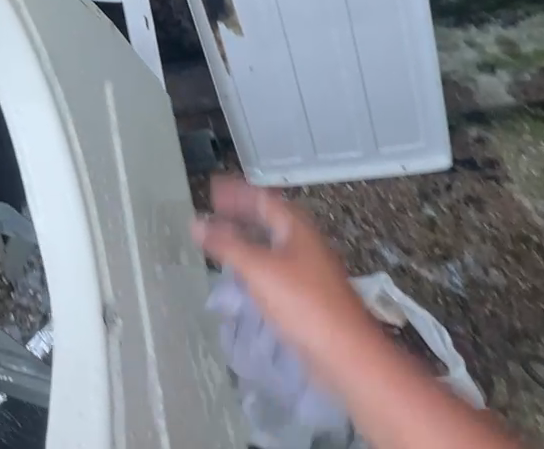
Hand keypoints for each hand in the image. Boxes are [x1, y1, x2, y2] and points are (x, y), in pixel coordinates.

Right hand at [192, 175, 377, 385]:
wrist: (347, 355)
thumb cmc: (303, 303)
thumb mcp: (257, 268)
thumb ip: (225, 244)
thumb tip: (196, 222)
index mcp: (296, 229)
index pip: (263, 199)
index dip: (237, 192)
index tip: (212, 188)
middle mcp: (305, 245)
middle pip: (270, 219)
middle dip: (241, 212)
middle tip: (215, 209)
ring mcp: (309, 271)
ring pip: (273, 244)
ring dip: (248, 237)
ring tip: (222, 238)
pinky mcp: (309, 296)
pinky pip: (275, 266)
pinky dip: (255, 261)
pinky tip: (242, 272)